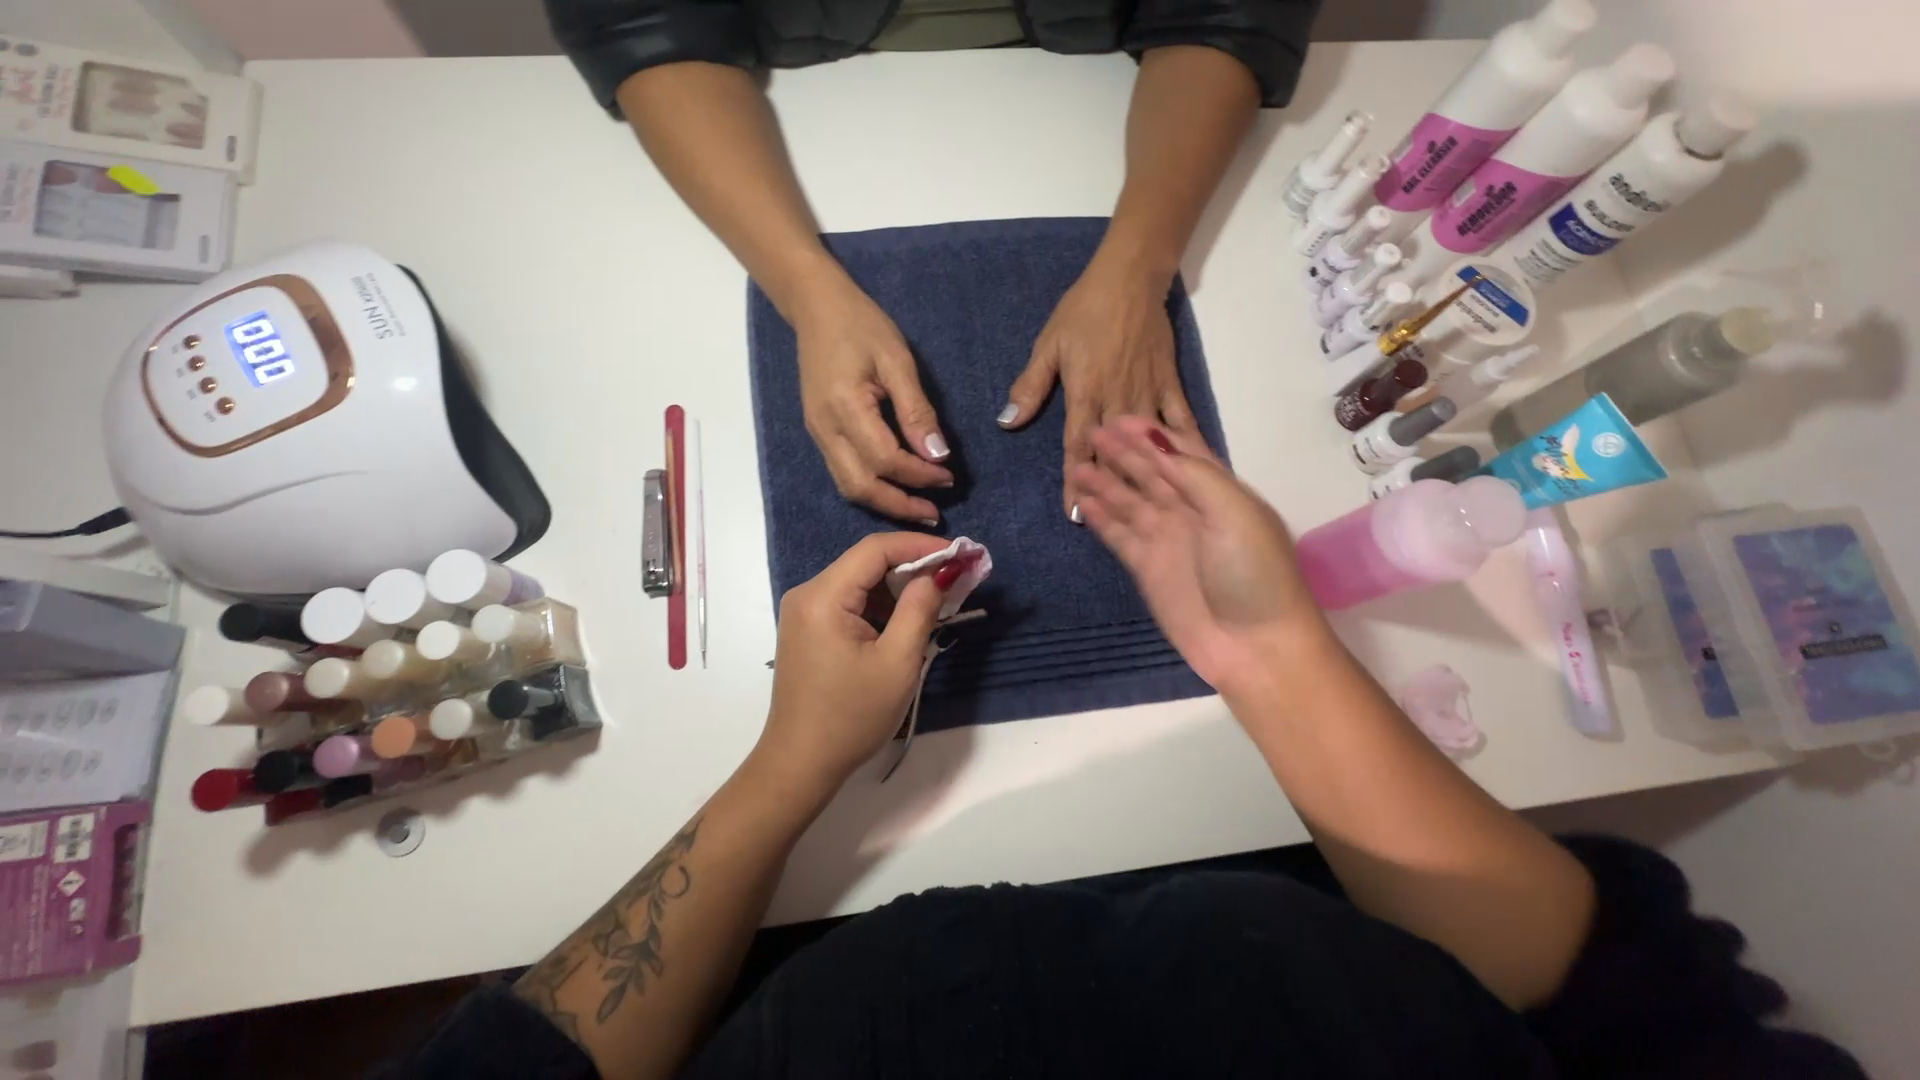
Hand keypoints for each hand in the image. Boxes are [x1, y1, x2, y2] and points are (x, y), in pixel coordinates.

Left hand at [758, 532, 953, 789]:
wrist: (801, 763)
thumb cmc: (852, 716)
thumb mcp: (897, 662)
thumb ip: (920, 609)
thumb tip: (940, 573)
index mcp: (823, 597)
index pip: (875, 549)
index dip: (920, 545)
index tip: (960, 553)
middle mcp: (808, 594)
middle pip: (867, 562)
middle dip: (914, 565)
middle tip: (958, 576)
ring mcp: (805, 612)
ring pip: (861, 582)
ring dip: (900, 587)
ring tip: (942, 598)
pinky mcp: (810, 630)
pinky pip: (851, 603)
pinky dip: (883, 606)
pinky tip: (910, 619)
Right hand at [795, 280, 951, 523]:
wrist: (816, 308)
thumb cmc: (861, 325)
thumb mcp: (897, 360)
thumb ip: (917, 410)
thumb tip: (938, 455)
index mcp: (844, 408)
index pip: (886, 460)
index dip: (920, 475)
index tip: (949, 477)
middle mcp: (824, 430)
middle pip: (861, 487)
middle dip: (899, 505)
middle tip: (935, 512)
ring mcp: (817, 434)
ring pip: (849, 487)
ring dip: (885, 503)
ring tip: (919, 508)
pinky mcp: (819, 434)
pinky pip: (843, 474)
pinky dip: (871, 488)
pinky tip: (896, 487)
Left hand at [1002, 258, 1195, 517]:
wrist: (1129, 278)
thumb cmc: (1083, 311)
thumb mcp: (1048, 346)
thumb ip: (1030, 387)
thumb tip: (1007, 422)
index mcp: (1086, 394)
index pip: (1077, 446)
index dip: (1075, 480)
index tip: (1074, 513)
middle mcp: (1117, 400)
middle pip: (1112, 453)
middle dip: (1109, 489)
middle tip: (1108, 526)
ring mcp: (1147, 393)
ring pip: (1147, 442)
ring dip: (1147, 477)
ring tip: (1154, 512)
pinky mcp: (1169, 382)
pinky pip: (1180, 419)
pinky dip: (1188, 444)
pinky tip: (1198, 471)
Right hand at [1071, 417, 1330, 698]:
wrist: (1255, 645)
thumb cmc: (1253, 573)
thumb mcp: (1233, 511)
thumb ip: (1194, 475)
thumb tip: (1156, 441)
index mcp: (1220, 492)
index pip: (1181, 454)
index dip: (1152, 435)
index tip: (1120, 416)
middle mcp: (1191, 510)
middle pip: (1151, 473)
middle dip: (1124, 452)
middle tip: (1091, 431)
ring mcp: (1168, 540)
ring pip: (1130, 501)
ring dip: (1105, 482)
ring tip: (1077, 463)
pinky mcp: (1148, 569)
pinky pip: (1119, 535)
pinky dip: (1102, 518)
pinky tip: (1082, 501)